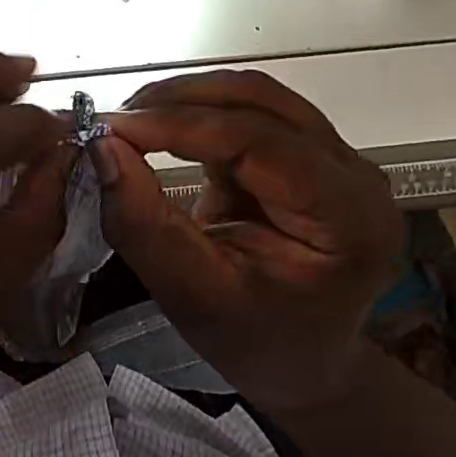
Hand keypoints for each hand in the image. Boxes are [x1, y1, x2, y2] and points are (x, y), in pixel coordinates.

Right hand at [96, 69, 402, 409]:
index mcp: (347, 217)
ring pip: (250, 94)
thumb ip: (145, 222)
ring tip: (128, 122)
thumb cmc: (254, 341)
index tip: (110, 129)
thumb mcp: (191, 294)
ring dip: (182, 99)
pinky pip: (243, 109)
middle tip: (113, 123)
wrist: (300, 363)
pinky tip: (155, 128)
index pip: (256, 140)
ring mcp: (333, 156)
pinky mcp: (302, 151)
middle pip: (258, 100)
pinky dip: (192, 111)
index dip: (176, 125)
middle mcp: (352, 173)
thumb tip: (103, 146)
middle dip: (176, 102)